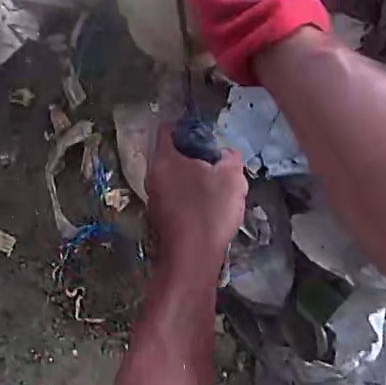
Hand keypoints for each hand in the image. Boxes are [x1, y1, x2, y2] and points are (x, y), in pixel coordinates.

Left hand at [146, 123, 247, 273]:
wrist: (193, 257)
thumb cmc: (210, 211)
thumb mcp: (232, 177)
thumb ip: (230, 158)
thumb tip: (226, 154)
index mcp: (165, 160)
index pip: (168, 130)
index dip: (187, 127)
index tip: (205, 134)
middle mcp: (153, 176)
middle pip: (171, 155)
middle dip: (193, 156)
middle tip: (216, 162)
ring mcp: (154, 199)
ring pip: (173, 178)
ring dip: (191, 178)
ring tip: (215, 187)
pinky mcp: (159, 218)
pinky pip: (174, 198)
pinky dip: (188, 197)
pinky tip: (206, 208)